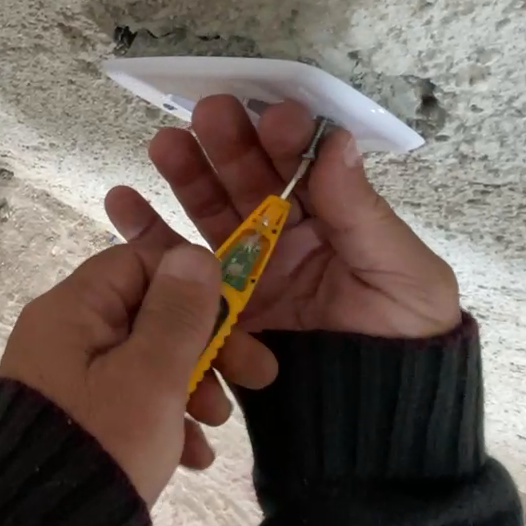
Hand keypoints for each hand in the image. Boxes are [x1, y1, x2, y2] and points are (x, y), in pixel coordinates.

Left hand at [0, 242, 224, 503]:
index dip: (191, 285)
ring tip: (216, 426)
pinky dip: (161, 420)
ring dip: (189, 388)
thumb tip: (192, 254)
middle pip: (145, 316)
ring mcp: (66, 377)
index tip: (236, 319)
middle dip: (205, 346)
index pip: (136, 266)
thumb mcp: (151, 376)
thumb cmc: (101, 442)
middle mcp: (62, 335)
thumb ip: (178, 314)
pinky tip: (191, 457)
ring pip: (142, 362)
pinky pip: (124, 400)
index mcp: (71, 310)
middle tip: (256, 377)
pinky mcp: (74, 415)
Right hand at [106, 97, 461, 386]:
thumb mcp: (404, 273)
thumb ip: (363, 213)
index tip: (277, 117)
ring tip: (162, 144)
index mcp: (332, 220)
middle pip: (247, 179)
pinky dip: (143, 230)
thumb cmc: (402, 338)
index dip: (289, 141)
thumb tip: (339, 144)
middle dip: (228, 143)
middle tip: (208, 112)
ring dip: (182, 174)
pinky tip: (121, 200)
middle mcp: (281, 234)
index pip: (304, 168)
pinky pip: (171, 259)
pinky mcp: (208, 298)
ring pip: (205, 209)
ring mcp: (241, 265)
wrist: (365, 414)